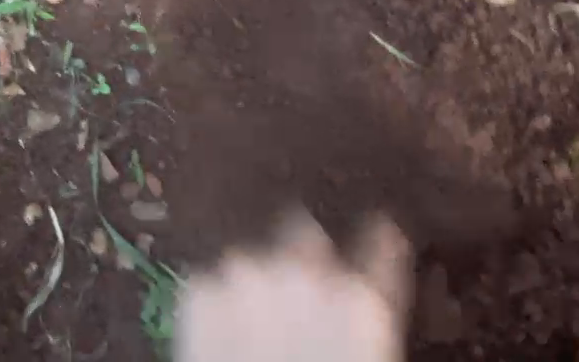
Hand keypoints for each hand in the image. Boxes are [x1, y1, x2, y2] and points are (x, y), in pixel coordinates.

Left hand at [177, 211, 411, 361]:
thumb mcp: (363, 361)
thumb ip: (361, 326)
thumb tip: (352, 310)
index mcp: (359, 301)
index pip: (378, 245)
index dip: (378, 237)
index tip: (379, 229)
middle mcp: (304, 269)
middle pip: (301, 232)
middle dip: (298, 253)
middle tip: (290, 299)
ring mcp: (246, 270)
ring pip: (250, 260)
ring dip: (254, 283)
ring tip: (251, 331)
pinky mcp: (200, 286)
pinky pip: (210, 286)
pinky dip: (216, 306)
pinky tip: (220, 341)